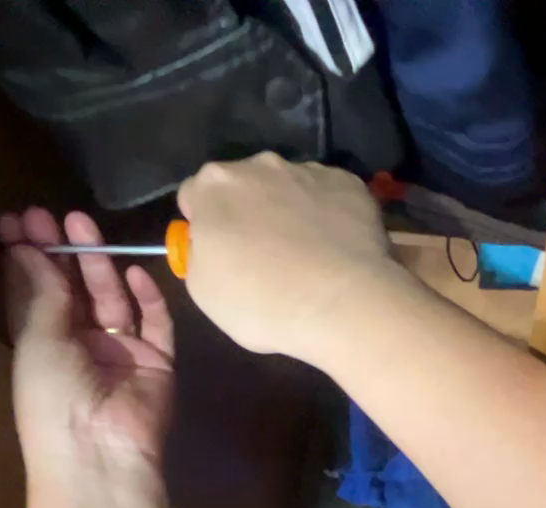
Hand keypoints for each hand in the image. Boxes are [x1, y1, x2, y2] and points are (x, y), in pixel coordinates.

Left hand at [0, 208, 174, 476]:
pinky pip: (155, 324)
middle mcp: (81, 346)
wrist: (100, 450)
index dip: (27, 257)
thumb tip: (29, 246)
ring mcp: (121, 353)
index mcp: (43, 346)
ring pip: (112, 299)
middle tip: (47, 214)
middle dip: (61, 252)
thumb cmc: (53, 398)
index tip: (17, 221)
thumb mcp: (37, 341)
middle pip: (74, 290)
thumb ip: (42, 292)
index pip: (36, 293)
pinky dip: (147, 298)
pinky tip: (132, 271)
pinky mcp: (157, 361)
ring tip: (81, 224)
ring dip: (98, 263)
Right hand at [176, 152, 406, 361]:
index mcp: (213, 185)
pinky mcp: (350, 184)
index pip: (195, 197)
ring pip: (290, 189)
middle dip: (249, 214)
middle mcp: (260, 164)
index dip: (204, 228)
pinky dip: (330, 218)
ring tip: (308, 259)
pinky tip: (337, 253)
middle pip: (244, 187)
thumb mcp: (204, 291)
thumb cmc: (261, 303)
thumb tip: (213, 246)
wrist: (341, 305)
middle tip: (266, 259)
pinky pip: (331, 198)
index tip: (220, 256)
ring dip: (291, 214)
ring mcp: (309, 170)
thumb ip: (200, 256)